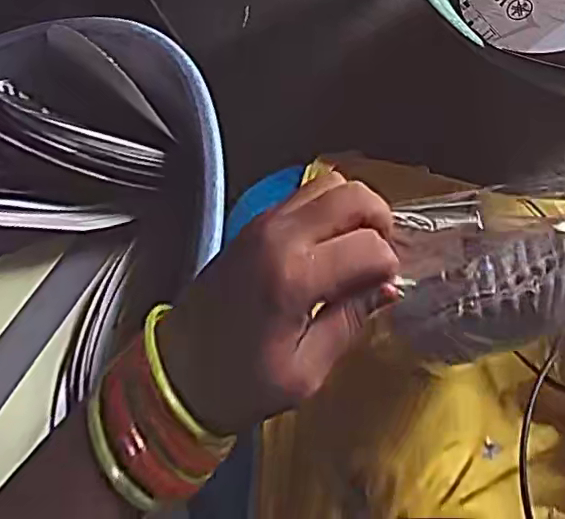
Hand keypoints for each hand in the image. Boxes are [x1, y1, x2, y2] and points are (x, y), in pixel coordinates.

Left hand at [155, 171, 399, 433]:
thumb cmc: (238, 382)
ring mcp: (266, 221)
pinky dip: (330, 206)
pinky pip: (306, 192)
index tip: (384, 287)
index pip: (368, 246)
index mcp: (294, 276)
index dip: (388, 266)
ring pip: (330, 182)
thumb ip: (350, 321)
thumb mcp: (305, 372)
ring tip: (356, 244)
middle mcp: (281, 236)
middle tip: (380, 253)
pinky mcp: (257, 220)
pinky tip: (330, 242)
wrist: (177, 371)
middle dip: (380, 220)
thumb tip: (386, 288)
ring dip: (354, 207)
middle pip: (353, 195)